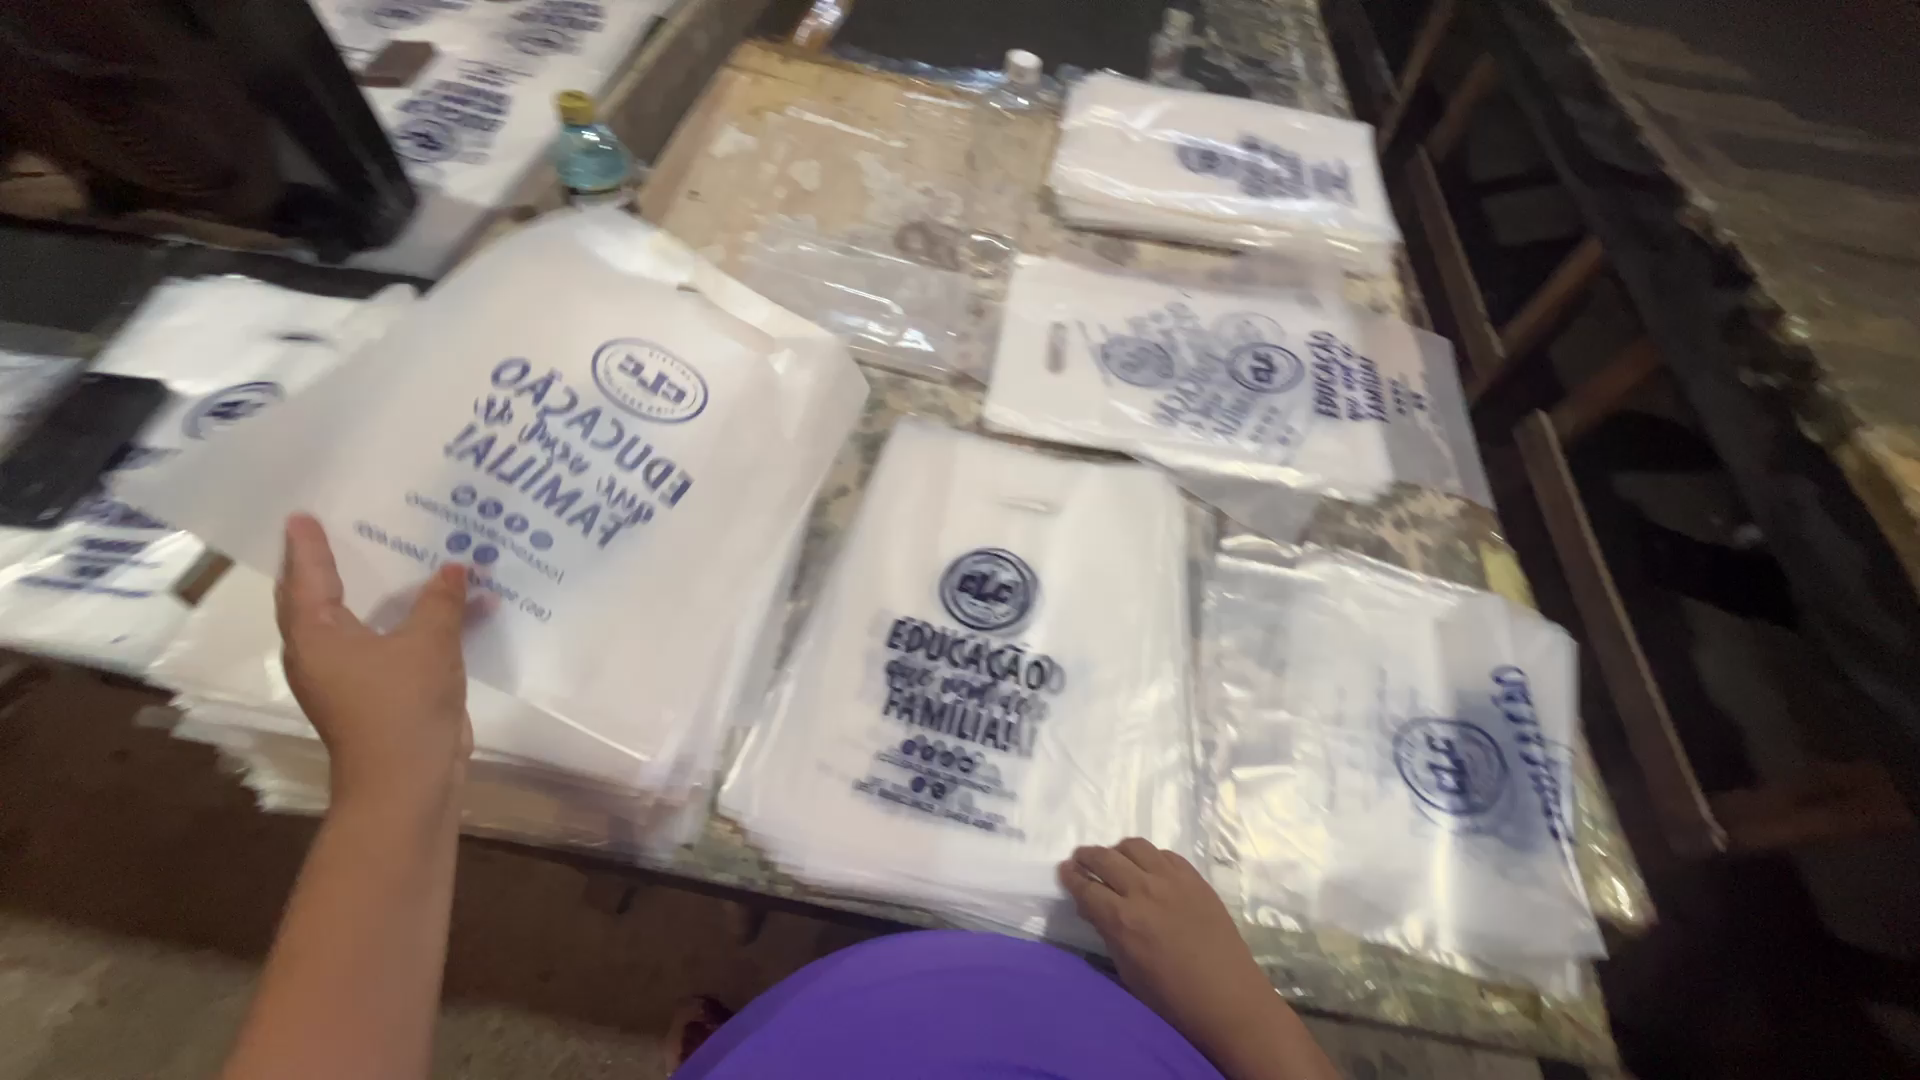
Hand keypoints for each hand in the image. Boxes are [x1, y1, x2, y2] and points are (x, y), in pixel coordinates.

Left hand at [275, 513, 472, 806]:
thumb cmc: (402, 702)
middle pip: (326, 599)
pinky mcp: (382, 691)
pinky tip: (455, 612)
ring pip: (368, 622)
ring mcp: (352, 675)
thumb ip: (441, 601)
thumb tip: (455, 568)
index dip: (309, 547)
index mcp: (317, 636)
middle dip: (335, 567)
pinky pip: (396, 642)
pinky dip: (418, 623)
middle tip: (345, 530)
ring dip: (392, 595)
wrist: (408, 776)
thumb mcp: (428, 642)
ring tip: (410, 562)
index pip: (308, 579)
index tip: (303, 516)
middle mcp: (324, 652)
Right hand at [1061, 839, 1337, 1079]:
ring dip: (1118, 851)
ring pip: (1134, 846)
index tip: (1063, 870)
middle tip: (1081, 859)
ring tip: (1115, 860)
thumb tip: (1091, 906)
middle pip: (1104, 858)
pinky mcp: (1195, 878)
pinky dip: (1149, 857)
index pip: (1085, 887)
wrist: (1230, 1000)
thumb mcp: (1128, 971)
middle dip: (1087, 856)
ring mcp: (1172, 880)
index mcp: (1123, 919)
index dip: (1070, 876)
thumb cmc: (1173, 998)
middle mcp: (1143, 890)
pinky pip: (1164, 853)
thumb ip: (1107, 931)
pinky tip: (1149, 869)